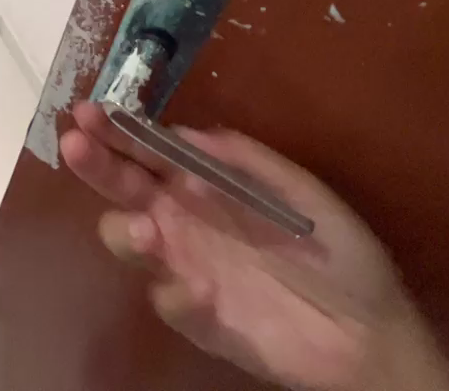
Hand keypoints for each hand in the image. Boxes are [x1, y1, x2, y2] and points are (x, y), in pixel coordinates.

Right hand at [61, 102, 448, 390]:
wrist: (372, 337)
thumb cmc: (336, 252)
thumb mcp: (301, 192)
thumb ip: (245, 160)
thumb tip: (186, 131)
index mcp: (199, 182)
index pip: (145, 148)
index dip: (116, 129)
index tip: (90, 112)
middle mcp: (178, 217)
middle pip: (120, 185)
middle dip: (94, 162)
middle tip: (76, 143)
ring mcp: (181, 265)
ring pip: (124, 237)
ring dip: (124, 229)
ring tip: (146, 227)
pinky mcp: (195, 317)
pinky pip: (167, 299)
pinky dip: (175, 291)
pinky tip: (199, 287)